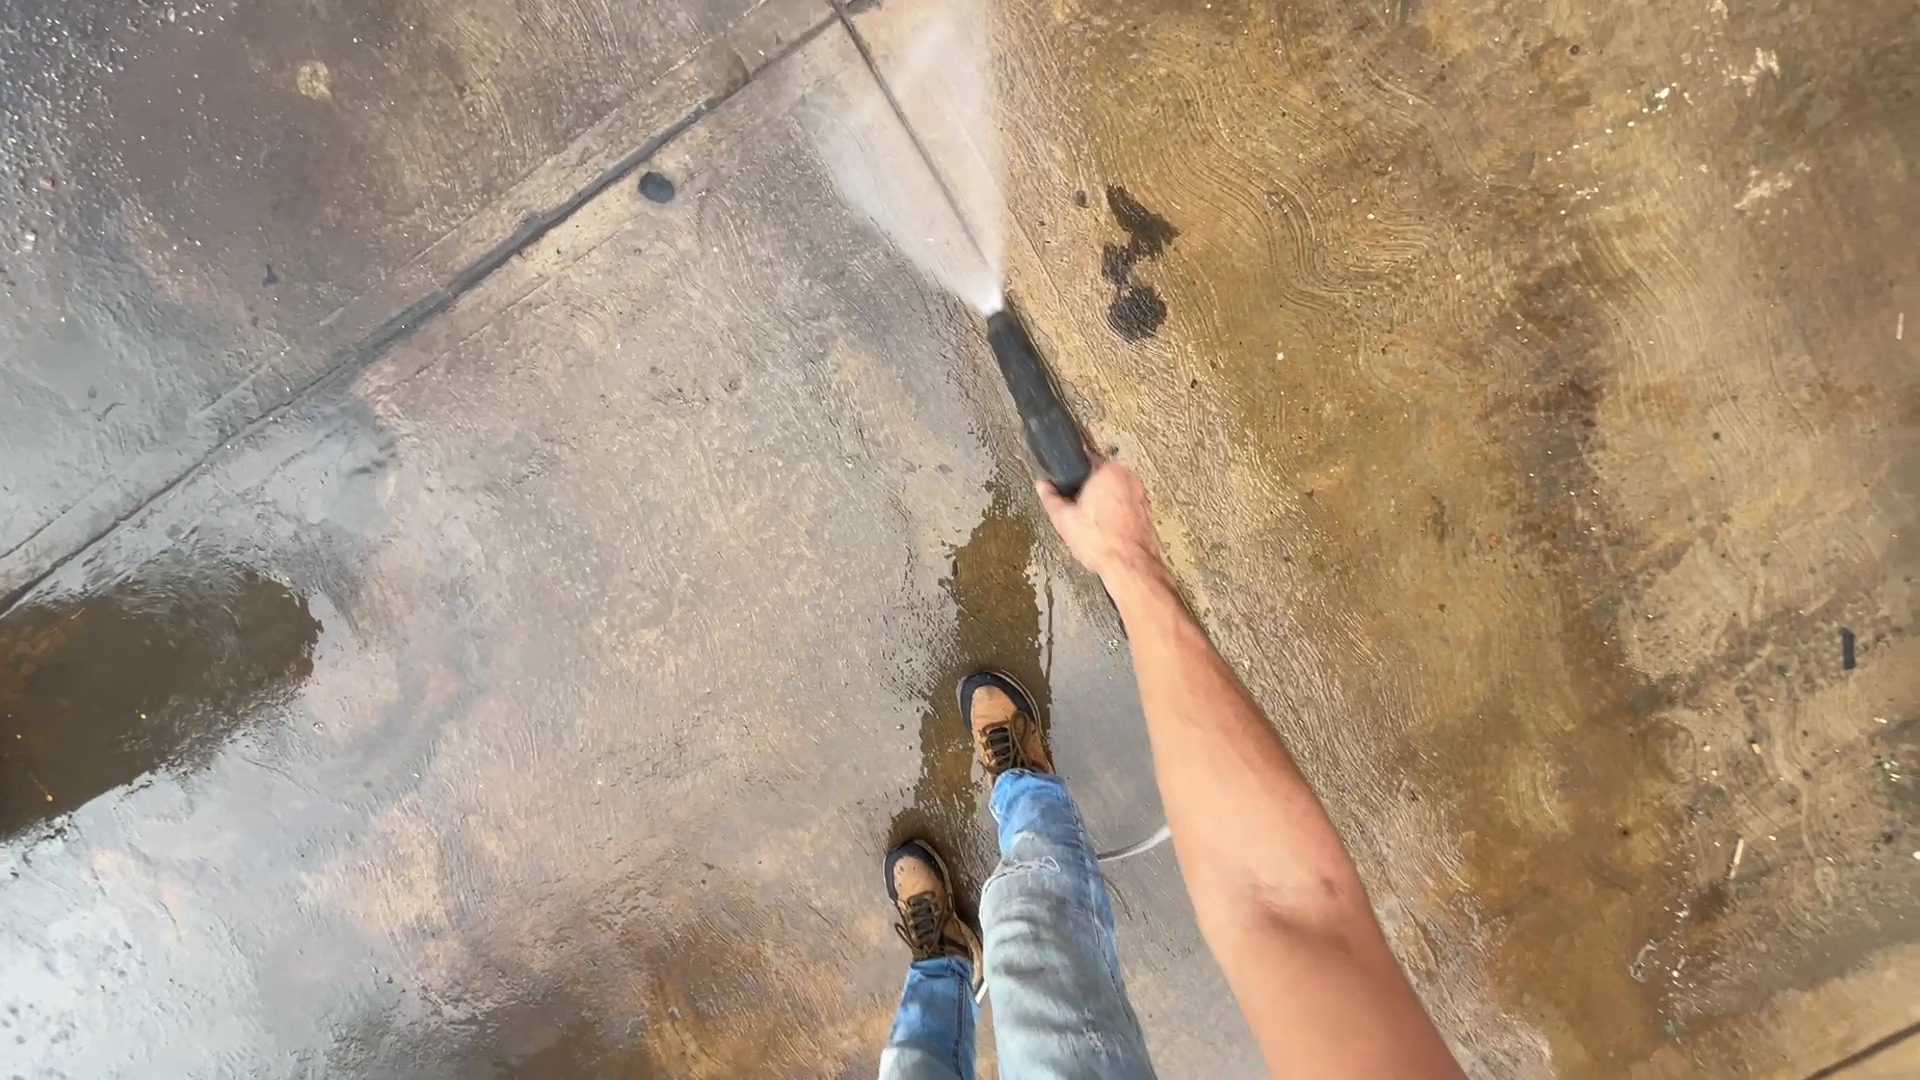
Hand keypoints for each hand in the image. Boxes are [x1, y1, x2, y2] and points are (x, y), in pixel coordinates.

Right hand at [1035, 461, 1169, 586]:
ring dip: (1104, 507)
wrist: (1129, 565)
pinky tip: (1106, 534)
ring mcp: (1140, 497)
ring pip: (1115, 495)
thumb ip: (1050, 498)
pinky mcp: (1146, 513)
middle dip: (1090, 494)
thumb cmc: (1102, 542)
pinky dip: (1116, 518)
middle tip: (1078, 513)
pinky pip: (1126, 509)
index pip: (1086, 463)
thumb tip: (1043, 487)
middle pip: (1102, 480)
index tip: (1067, 491)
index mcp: (1109, 472)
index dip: (1073, 480)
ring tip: (1092, 528)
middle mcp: (1129, 480)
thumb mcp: (1063, 519)